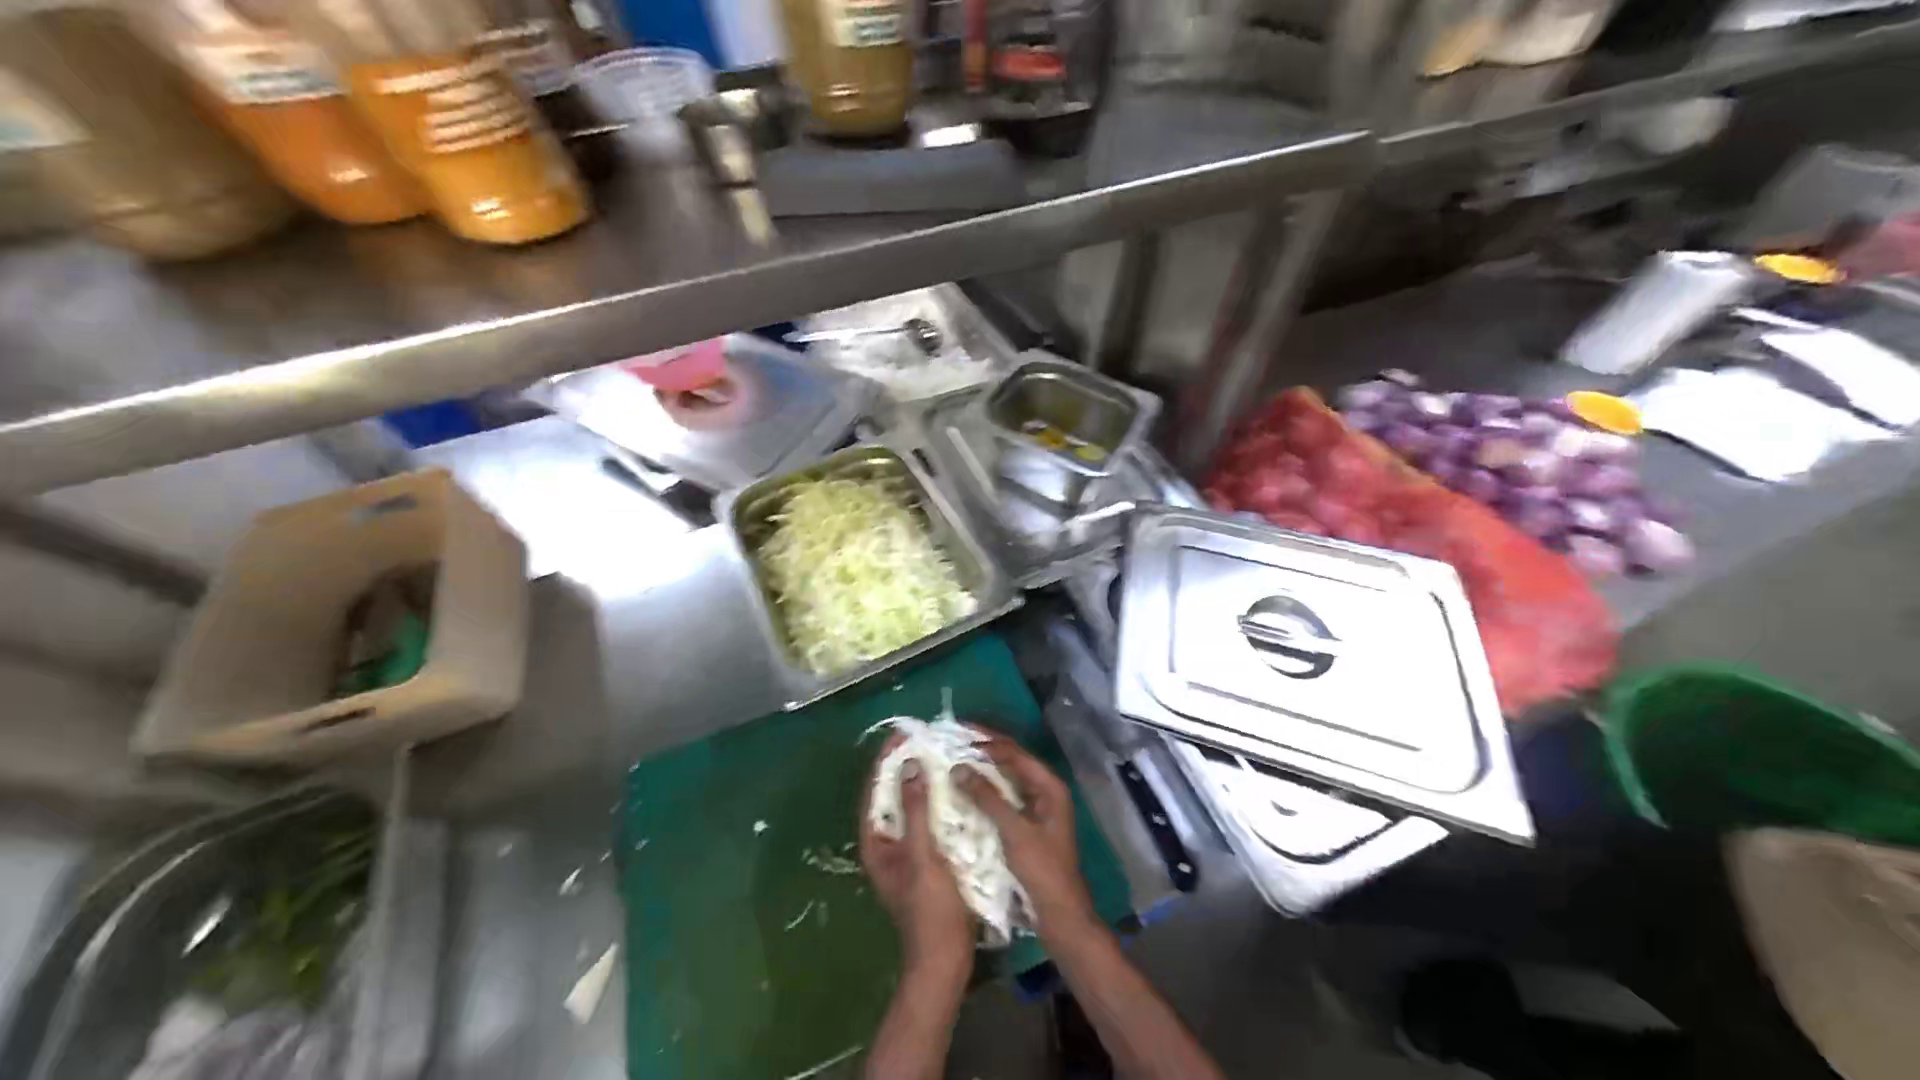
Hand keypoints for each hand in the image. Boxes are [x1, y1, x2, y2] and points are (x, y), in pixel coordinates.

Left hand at [860, 736, 975, 973]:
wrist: (946, 958)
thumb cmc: (931, 907)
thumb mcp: (923, 854)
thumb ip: (916, 809)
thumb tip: (909, 765)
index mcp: (875, 841)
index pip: (875, 789)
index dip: (887, 760)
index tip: (903, 733)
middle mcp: (885, 842)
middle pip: (890, 794)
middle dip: (904, 765)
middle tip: (925, 738)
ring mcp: (905, 850)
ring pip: (908, 805)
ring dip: (920, 780)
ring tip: (939, 754)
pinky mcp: (924, 857)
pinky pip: (925, 818)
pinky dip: (934, 800)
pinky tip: (953, 788)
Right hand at [952, 731, 1095, 938]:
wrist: (1060, 915)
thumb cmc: (1042, 870)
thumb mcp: (1013, 831)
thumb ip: (987, 798)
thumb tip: (959, 767)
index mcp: (1049, 786)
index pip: (1015, 752)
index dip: (987, 740)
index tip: (957, 732)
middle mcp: (1044, 791)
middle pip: (1011, 760)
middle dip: (983, 749)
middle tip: (952, 739)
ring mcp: (1036, 808)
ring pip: (1006, 778)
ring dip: (982, 768)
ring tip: (952, 758)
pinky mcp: (1026, 824)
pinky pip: (1003, 797)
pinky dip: (985, 789)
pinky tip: (963, 789)